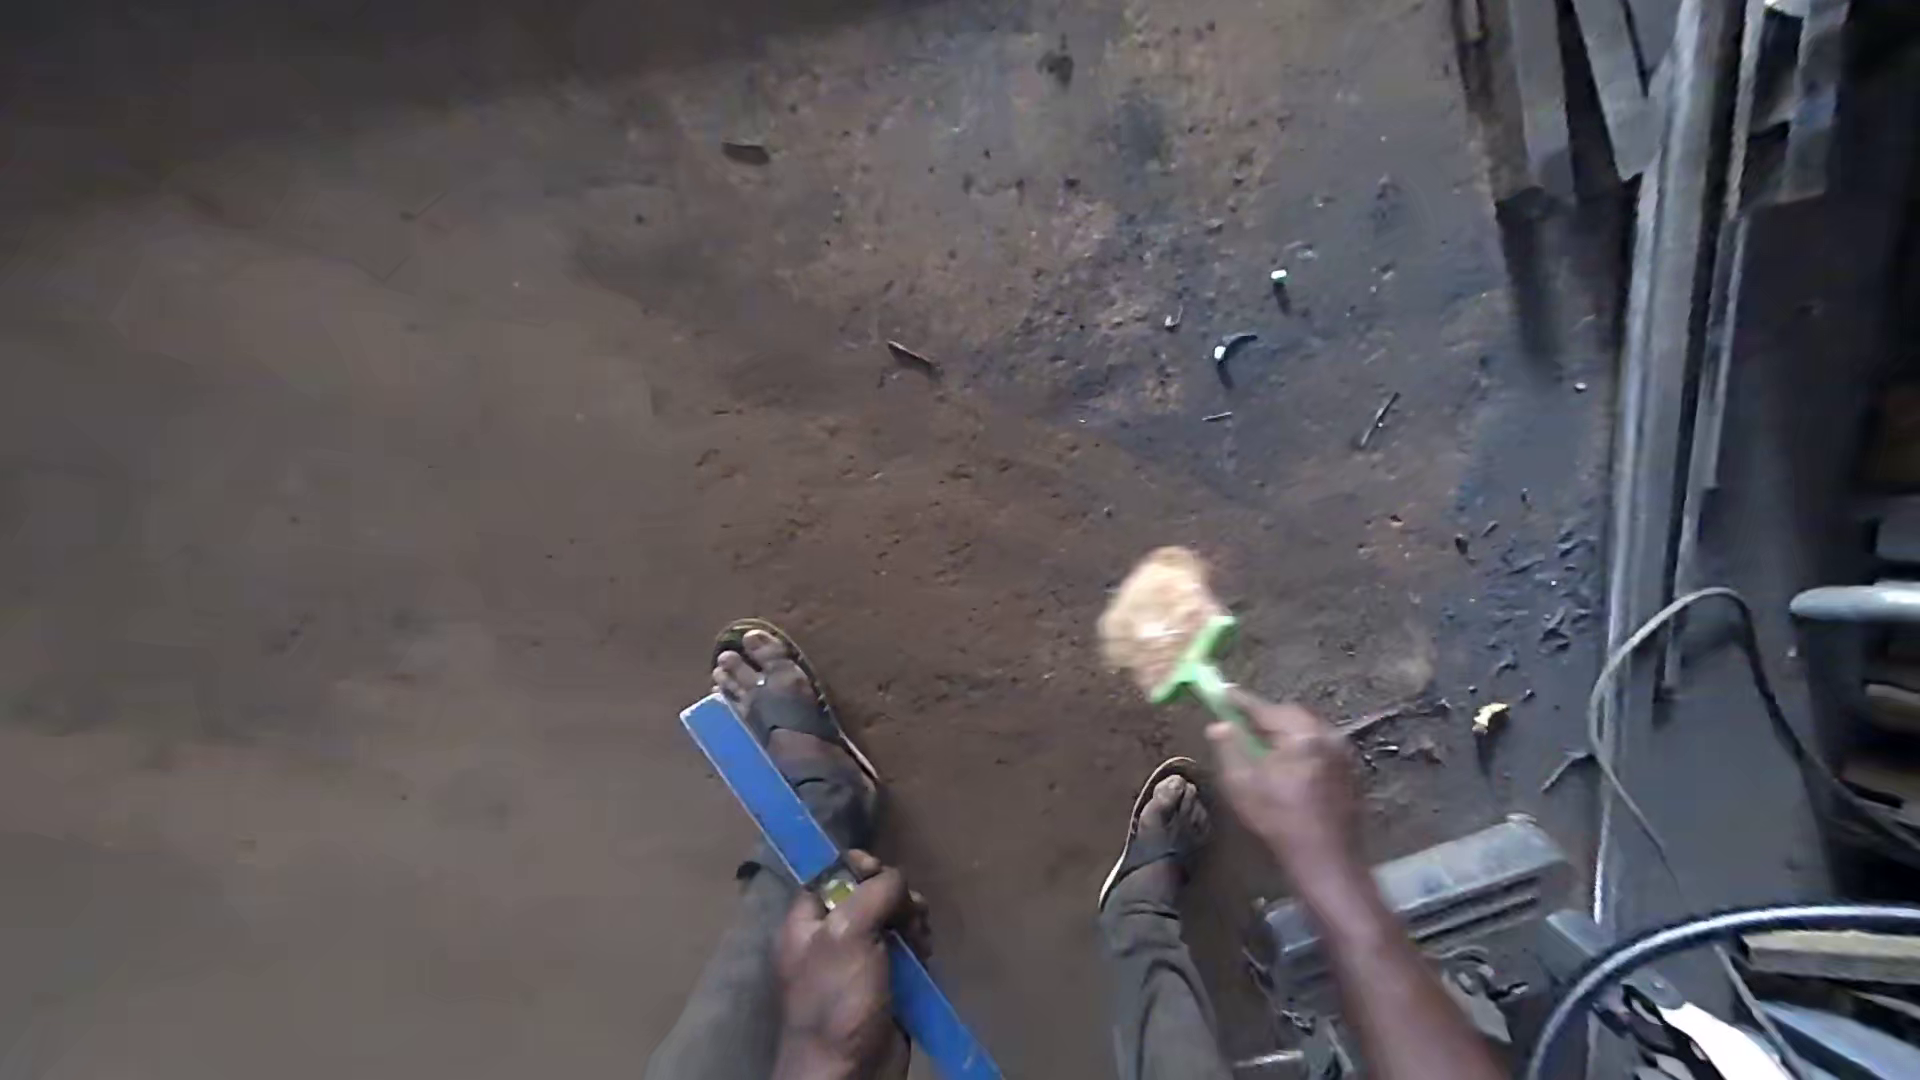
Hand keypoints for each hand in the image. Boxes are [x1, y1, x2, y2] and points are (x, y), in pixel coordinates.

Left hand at [773, 850, 909, 1079]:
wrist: (851, 1077)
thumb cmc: (838, 1000)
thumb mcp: (848, 934)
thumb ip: (874, 892)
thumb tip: (897, 879)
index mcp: (807, 921)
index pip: (830, 872)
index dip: (856, 865)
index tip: (877, 870)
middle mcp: (831, 934)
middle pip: (869, 890)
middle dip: (894, 894)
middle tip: (908, 909)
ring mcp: (859, 958)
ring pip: (892, 916)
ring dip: (912, 918)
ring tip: (920, 936)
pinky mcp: (886, 979)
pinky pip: (906, 945)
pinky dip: (918, 942)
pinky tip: (925, 952)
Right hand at [1208, 690, 1365, 902]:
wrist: (1328, 863)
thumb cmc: (1279, 821)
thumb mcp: (1242, 784)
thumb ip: (1229, 747)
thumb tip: (1219, 724)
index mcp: (1301, 736)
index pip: (1264, 707)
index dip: (1239, 700)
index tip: (1221, 692)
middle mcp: (1327, 737)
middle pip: (1290, 713)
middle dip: (1264, 714)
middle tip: (1241, 722)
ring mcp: (1343, 754)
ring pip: (1307, 728)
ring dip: (1283, 729)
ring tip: (1262, 744)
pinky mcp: (1351, 772)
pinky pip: (1320, 744)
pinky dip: (1300, 744)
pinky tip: (1287, 763)